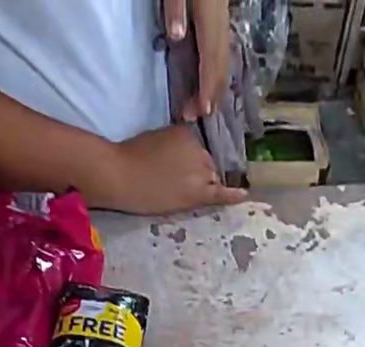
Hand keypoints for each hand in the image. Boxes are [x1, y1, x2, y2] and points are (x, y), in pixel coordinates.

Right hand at [91, 125, 246, 214]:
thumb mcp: (157, 138)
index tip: (174, 167)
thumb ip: (175, 146)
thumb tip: (184, 159)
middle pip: (207, 165)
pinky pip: (220, 194)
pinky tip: (245, 195)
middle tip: (172, 182)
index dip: (189, 161)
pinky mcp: (197, 193)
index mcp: (187, 133)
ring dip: (201, 186)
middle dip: (196, 174)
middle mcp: (198, 150)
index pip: (198, 149)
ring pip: (210, 180)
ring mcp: (200, 171)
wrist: (120, 174)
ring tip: (177, 190)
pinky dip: (233, 195)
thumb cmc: (130, 156)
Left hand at [163, 0, 231, 119]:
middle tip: (199, 116)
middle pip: (220, 64)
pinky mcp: (220, 16)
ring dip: (216, 85)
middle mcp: (221, 22)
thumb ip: (176, 8)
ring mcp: (223, 19)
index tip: (203, 110)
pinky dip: (218, 71)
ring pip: (224, 59)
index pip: (211, 58)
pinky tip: (212, 81)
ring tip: (206, 107)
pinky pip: (223, 51)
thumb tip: (176, 36)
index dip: (208, 87)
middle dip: (212, 93)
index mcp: (210, 16)